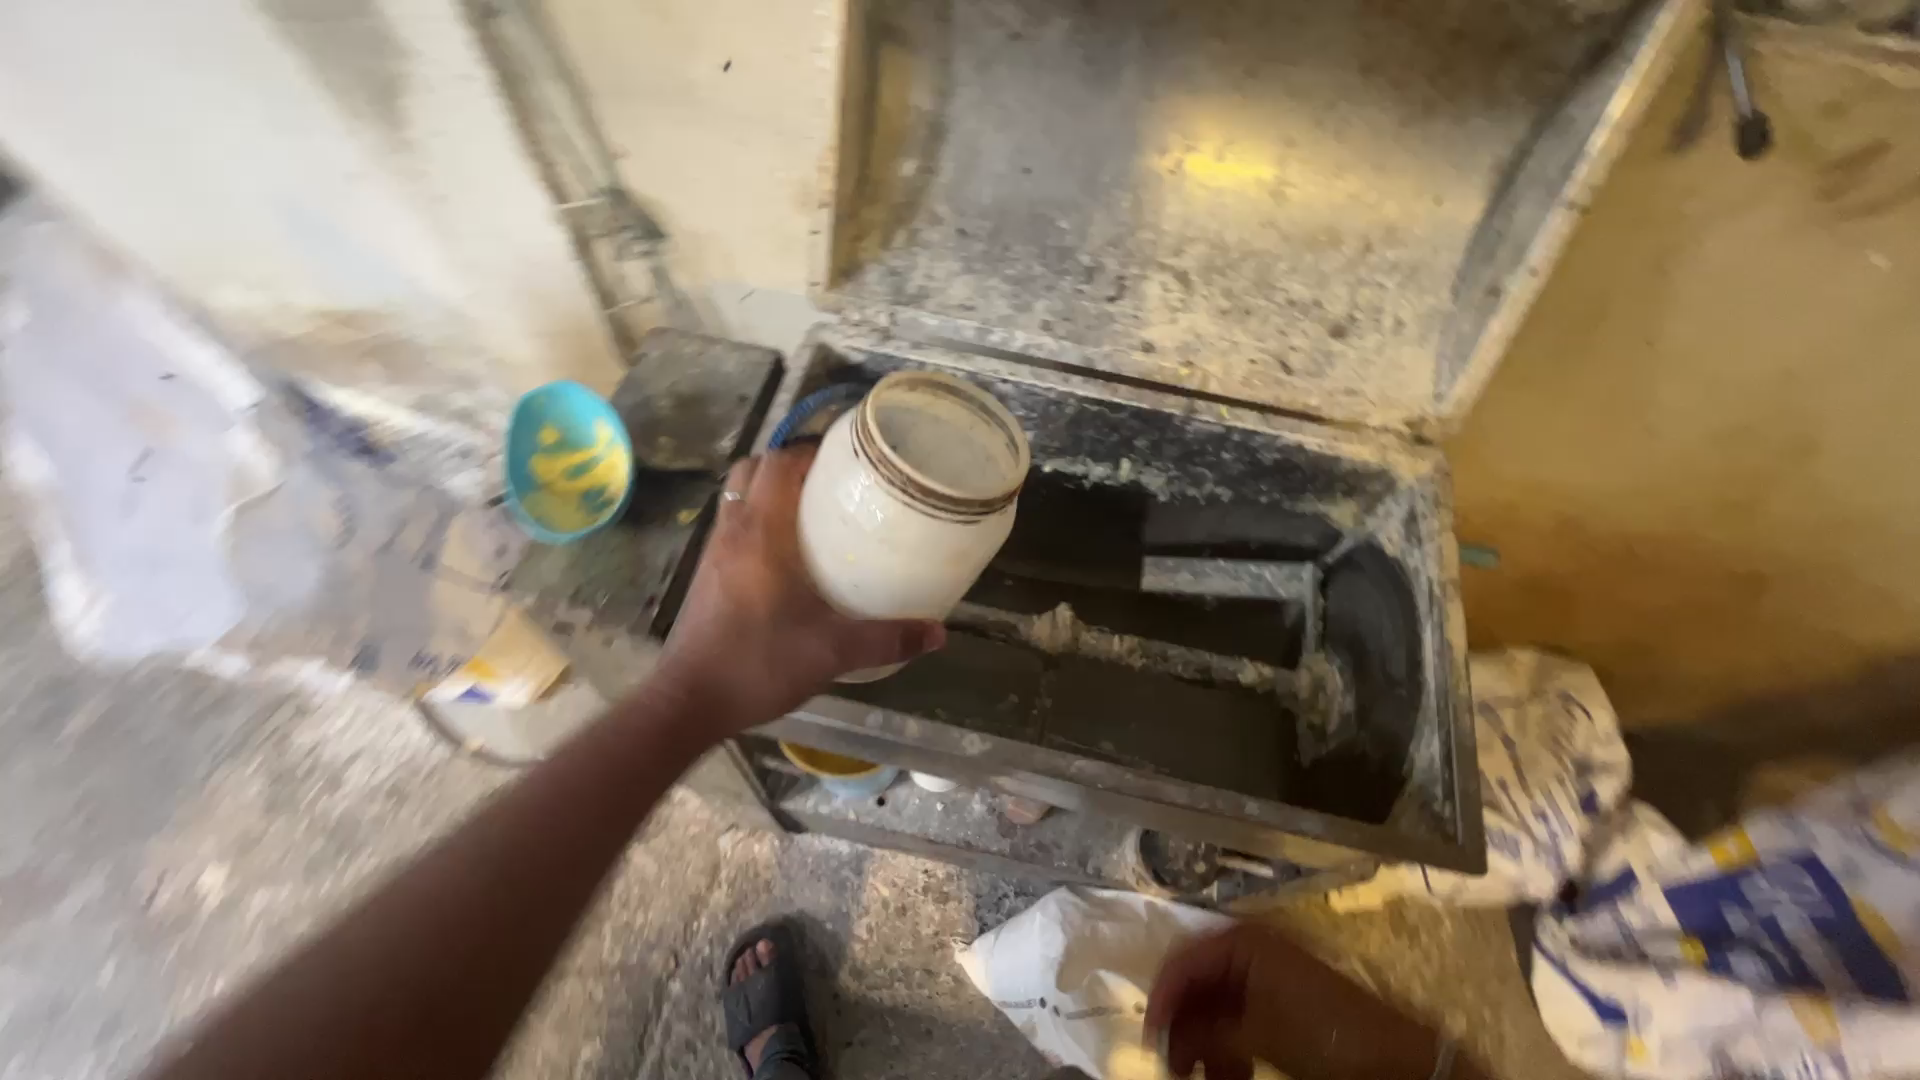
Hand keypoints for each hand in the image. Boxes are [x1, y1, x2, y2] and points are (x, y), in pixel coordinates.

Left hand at [655, 446, 945, 734]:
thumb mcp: (833, 652)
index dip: (811, 450)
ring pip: (739, 497)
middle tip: (832, 483)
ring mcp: (714, 553)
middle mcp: (733, 532)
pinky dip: (759, 522)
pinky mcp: (707, 575)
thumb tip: (938, 633)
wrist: (689, 701)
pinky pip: (734, 526)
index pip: (778, 463)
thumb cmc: (758, 663)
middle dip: (790, 465)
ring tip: (815, 513)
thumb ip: (888, 639)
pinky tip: (788, 556)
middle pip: (753, 469)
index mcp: (761, 533)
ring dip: (771, 492)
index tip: (848, 459)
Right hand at [1147, 922, 1448, 1079]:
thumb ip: (1208, 1029)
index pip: (1183, 960)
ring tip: (1199, 1078)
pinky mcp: (1276, 1006)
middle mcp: (1247, 950)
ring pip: (1214, 1009)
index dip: (1162, 997)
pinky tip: (1226, 1077)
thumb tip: (1169, 1034)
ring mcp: (1262, 978)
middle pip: (1196, 984)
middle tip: (1173, 1065)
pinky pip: (1236, 1023)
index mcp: (1241, 942)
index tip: (1150, 1036)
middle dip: (1183, 1026)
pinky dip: (1226, 1051)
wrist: (1398, 1060)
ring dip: (1203, 1045)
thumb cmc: (1325, 1034)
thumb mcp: (1259, 1034)